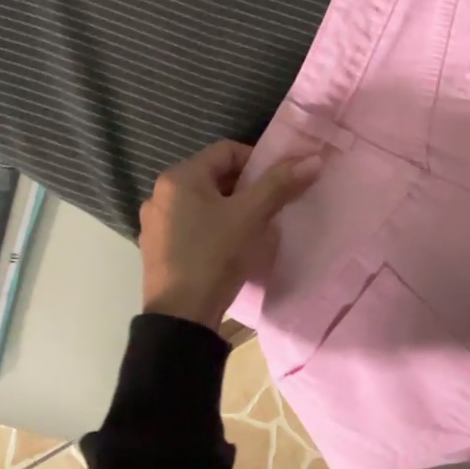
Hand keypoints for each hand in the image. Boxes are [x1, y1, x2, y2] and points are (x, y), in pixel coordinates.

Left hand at [137, 141, 323, 327]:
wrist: (181, 317)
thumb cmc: (214, 256)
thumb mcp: (251, 216)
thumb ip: (280, 183)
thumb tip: (314, 158)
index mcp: (179, 177)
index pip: (227, 151)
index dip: (258, 161)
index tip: (277, 184)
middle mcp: (160, 193)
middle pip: (214, 176)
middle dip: (246, 187)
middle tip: (269, 206)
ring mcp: (155, 222)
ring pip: (204, 201)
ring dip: (231, 207)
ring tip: (253, 227)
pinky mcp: (157, 247)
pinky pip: (192, 223)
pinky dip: (213, 226)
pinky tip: (228, 246)